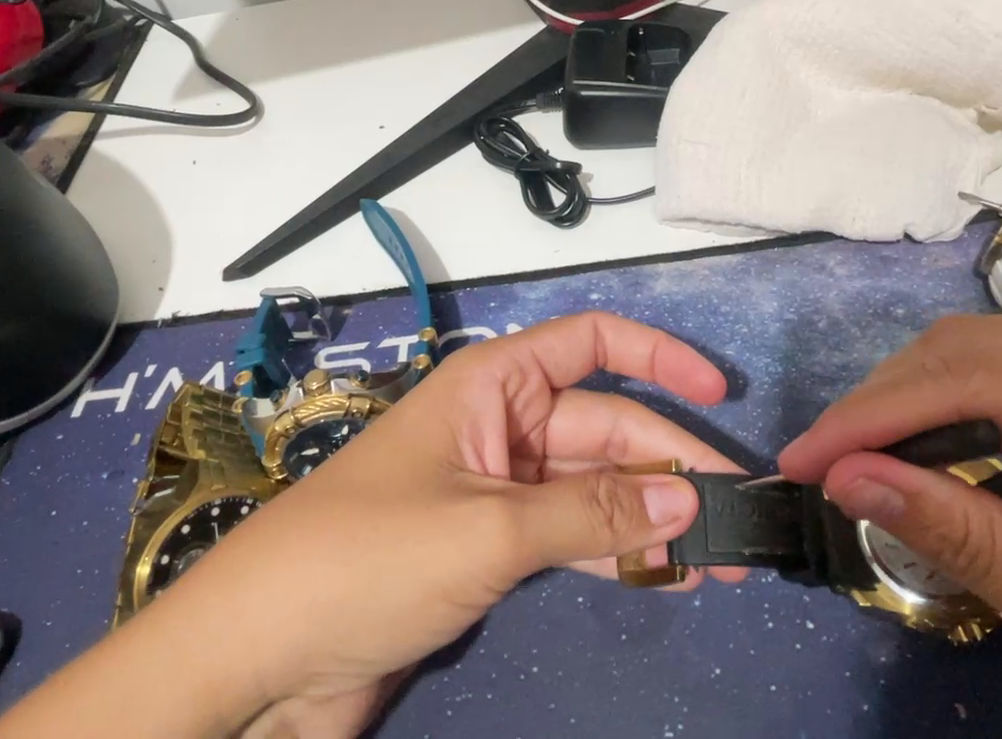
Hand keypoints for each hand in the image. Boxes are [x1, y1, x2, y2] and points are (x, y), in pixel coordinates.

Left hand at [0, 312, 743, 738]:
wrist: (259, 658)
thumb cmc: (368, 560)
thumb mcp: (488, 530)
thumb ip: (591, 511)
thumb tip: (691, 498)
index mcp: (489, 385)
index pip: (589, 343)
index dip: (657, 356)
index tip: (718, 389)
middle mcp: (498, 424)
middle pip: (603, 426)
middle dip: (669, 465)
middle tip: (741, 515)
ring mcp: (495, 489)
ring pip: (592, 486)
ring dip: (653, 516)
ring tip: (724, 557)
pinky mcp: (489, 548)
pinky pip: (569, 534)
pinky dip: (616, 552)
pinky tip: (669, 575)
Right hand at [779, 315, 1001, 738]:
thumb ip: (971, 542)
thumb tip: (847, 480)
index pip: (987, 380)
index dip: (877, 413)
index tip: (801, 460)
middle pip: (986, 346)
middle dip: (886, 400)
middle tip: (822, 462)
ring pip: (1001, 347)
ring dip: (916, 397)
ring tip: (861, 456)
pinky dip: (963, 403)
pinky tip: (932, 446)